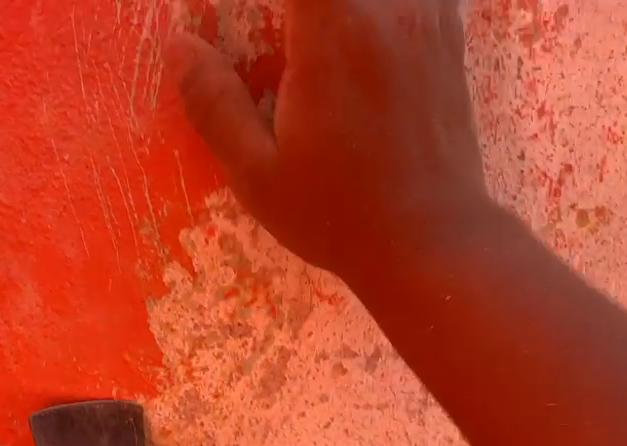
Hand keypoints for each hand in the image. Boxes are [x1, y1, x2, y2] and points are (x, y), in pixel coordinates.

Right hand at [167, 0, 494, 282]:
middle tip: (275, 38)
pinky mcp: (448, 33)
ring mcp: (426, 13)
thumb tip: (179, 45)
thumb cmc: (334, 215)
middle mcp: (387, 5)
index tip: (244, 19)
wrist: (426, 241)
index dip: (255, 0)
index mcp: (333, 31)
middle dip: (299, 10)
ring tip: (309, 51)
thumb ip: (215, 106)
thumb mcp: (258, 177)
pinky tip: (362, 42)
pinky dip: (376, 11)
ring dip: (331, 12)